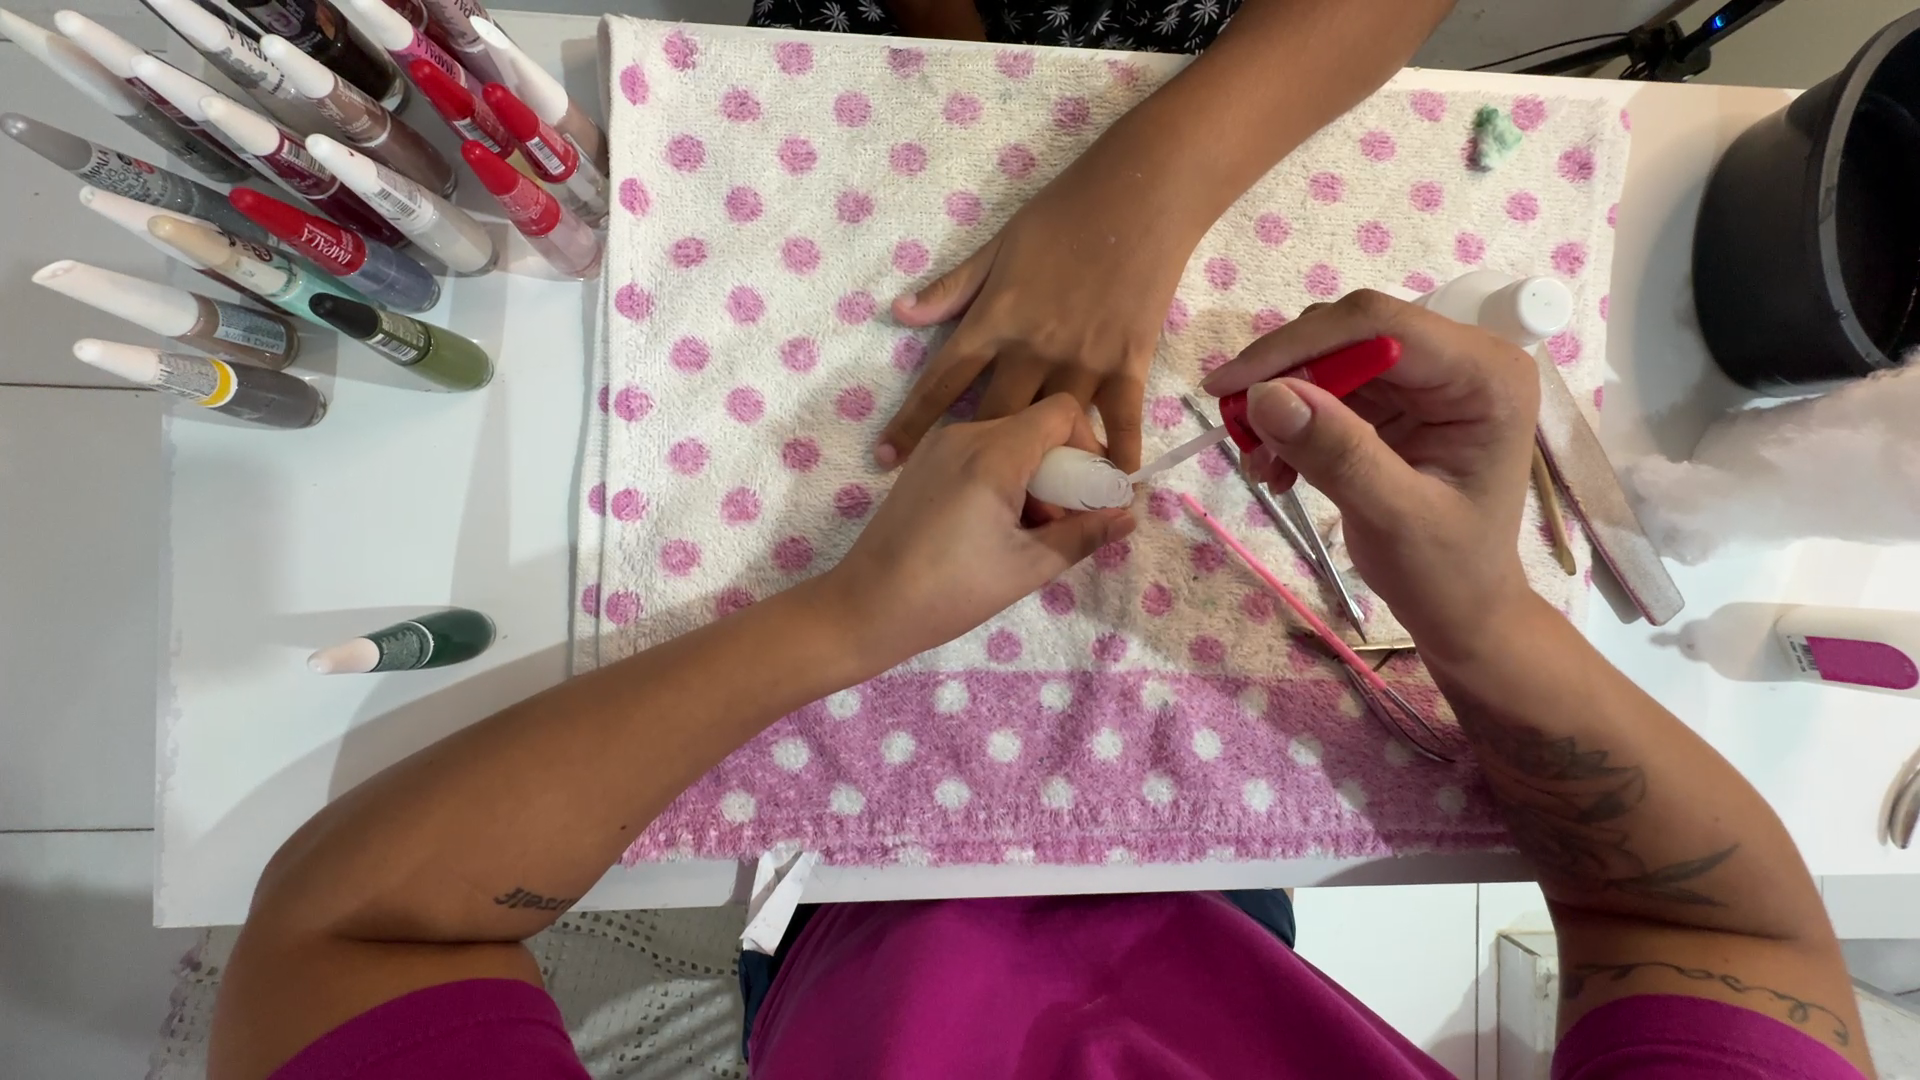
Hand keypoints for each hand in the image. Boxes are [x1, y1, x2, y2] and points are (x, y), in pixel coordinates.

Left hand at [827, 394, 1135, 666]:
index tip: (1087, 494)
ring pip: (1009, 439)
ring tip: (1024, 531)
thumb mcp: (1028, 566)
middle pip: (1036, 425)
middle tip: (1055, 523)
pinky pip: (980, 451)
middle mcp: (965, 432)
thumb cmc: (950, 592)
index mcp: (993, 452)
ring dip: (1032, 476)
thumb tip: (1129, 514)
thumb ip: (1085, 534)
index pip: (1062, 412)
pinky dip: (1002, 477)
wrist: (865, 606)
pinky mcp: (924, 462)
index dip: (1089, 447)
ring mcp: (939, 445)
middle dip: (1061, 469)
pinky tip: (993, 524)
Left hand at [876, 156, 1202, 472]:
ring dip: (1043, 467)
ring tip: (1032, 509)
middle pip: (994, 418)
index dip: (910, 423)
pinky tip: (1112, 490)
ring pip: (1054, 428)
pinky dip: (1117, 455)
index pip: (941, 381)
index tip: (884, 459)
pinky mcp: (1128, 364)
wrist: (1143, 192)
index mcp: (995, 322)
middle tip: (964, 493)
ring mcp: (1082, 361)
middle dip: (979, 457)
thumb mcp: (997, 245)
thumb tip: (901, 312)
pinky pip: (1121, 420)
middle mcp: (1032, 350)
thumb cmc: (1063, 214)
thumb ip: (953, 289)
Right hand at [1201, 291, 1540, 654]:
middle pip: (1346, 337)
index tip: (1227, 387)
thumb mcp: (1392, 515)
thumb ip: (1336, 452)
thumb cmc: (1444, 570)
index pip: (1378, 327)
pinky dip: (1288, 428)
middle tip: (1237, 431)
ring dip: (1279, 408)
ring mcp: (1423, 382)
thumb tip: (1265, 396)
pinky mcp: (1393, 404)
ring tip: (1261, 466)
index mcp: (1483, 376)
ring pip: (1325, 363)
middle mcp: (1457, 362)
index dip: (1296, 347)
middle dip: (1282, 379)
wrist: (1459, 607)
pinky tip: (1277, 471)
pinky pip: (1322, 394)